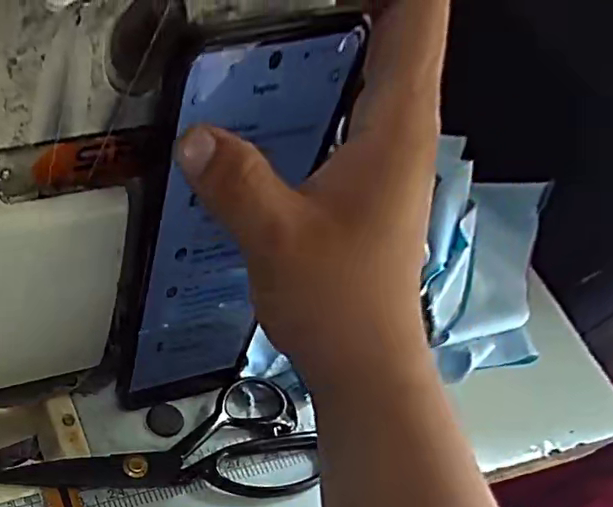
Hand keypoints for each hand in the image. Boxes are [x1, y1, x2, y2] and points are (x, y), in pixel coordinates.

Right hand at [174, 0, 449, 392]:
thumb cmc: (336, 301)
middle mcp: (403, 136)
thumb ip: (235, 181)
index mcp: (396, 124)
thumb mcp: (276, 237)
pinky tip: (273, 133)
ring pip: (370, 87)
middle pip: (395, 38)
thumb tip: (195, 138)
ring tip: (267, 60)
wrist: (364, 364)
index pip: (417, 10)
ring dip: (329, 64)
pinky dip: (318, 115)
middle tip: (276, 25)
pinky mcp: (370, 200)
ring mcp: (389, 170)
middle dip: (342, 17)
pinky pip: (350, 131)